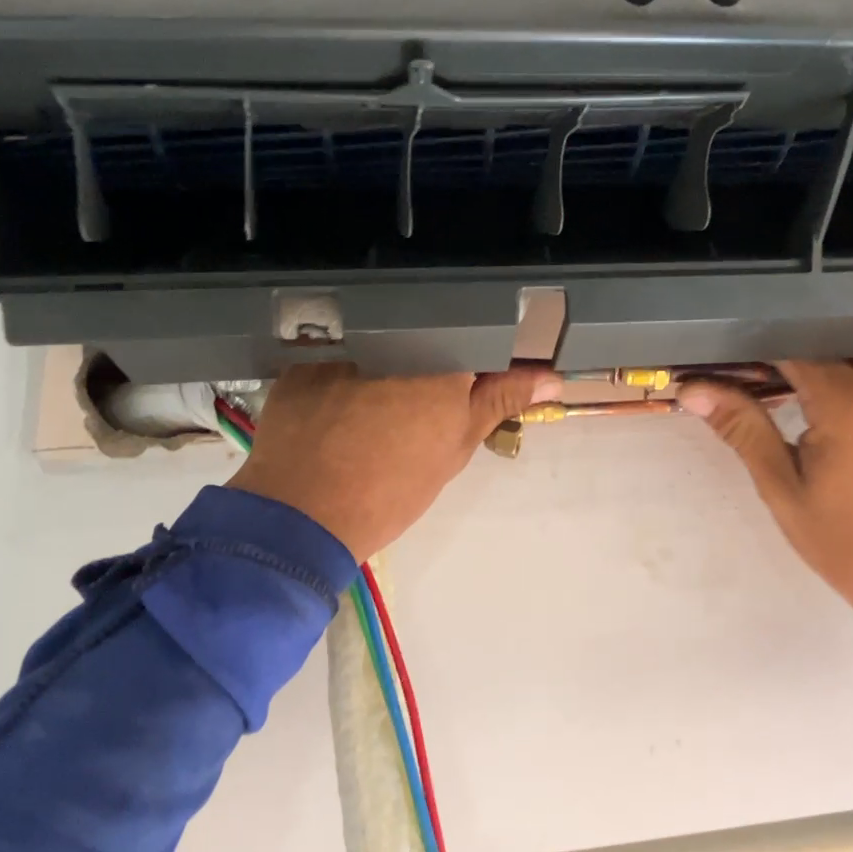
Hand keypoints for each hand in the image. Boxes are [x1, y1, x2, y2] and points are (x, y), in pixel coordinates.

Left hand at [230, 363, 560, 559]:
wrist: (300, 517)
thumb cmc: (390, 488)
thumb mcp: (454, 446)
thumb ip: (501, 401)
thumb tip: (552, 377)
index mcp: (440, 355)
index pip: (473, 336)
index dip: (476, 358)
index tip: (474, 382)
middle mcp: (393, 335)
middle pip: (424, 334)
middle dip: (429, 360)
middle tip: (419, 404)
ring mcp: (343, 344)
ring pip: (379, 343)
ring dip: (387, 364)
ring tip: (374, 407)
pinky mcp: (303, 359)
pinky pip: (336, 355)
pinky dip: (343, 374)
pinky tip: (337, 407)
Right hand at [677, 357, 852, 636]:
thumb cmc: (845, 543)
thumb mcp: (783, 489)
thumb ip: (742, 428)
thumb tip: (691, 388)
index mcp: (847, 401)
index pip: (794, 348)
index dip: (763, 352)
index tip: (744, 364)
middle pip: (840, 341)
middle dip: (807, 352)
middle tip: (784, 379)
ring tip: (833, 376)